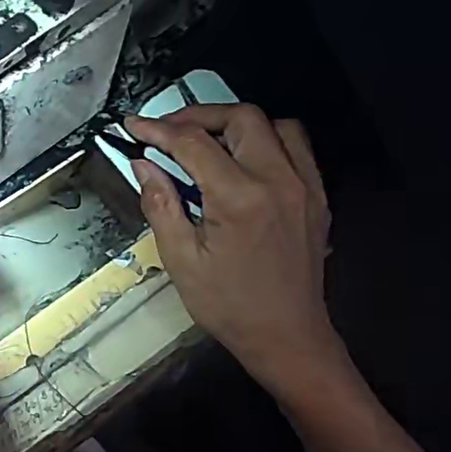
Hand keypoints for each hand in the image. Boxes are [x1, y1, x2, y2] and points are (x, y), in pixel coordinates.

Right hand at [126, 104, 342, 398]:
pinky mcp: (316, 197)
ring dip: (234, 124)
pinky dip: (265, 140)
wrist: (286, 336)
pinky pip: (296, 148)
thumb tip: (143, 164)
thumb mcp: (179, 258)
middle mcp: (278, 182)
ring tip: (204, 140)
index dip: (157, 129)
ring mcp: (304, 187)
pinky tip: (240, 159)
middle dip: (197, 115)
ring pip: (274, 125)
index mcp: (239, 199)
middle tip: (166, 130)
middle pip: (240, 118)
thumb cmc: (227, 304)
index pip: (193, 143)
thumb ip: (160, 203)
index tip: (134, 126)